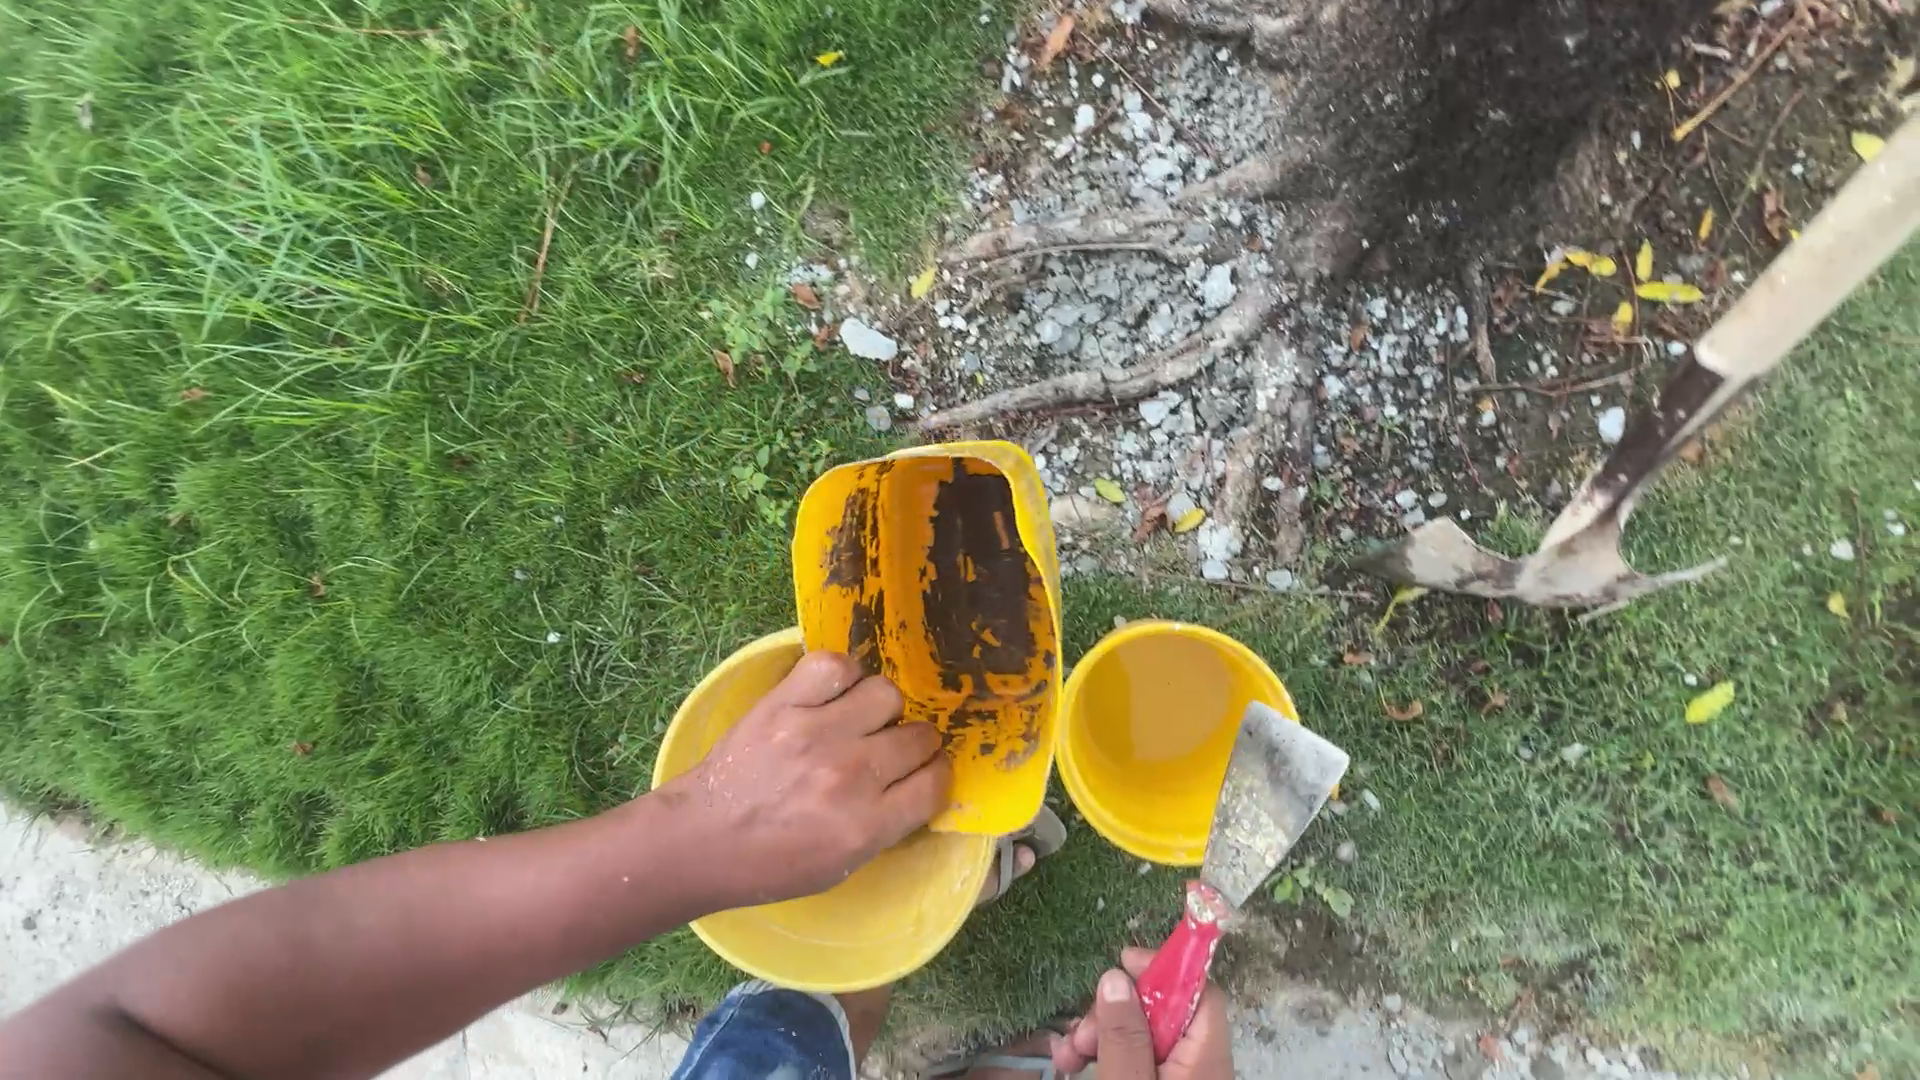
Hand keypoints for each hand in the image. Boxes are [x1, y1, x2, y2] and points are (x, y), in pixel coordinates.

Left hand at [662, 651, 950, 907]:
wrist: (699, 839)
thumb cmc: (772, 863)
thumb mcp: (842, 865)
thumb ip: (888, 822)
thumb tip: (923, 778)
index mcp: (866, 826)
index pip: (937, 782)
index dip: (933, 774)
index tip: (920, 772)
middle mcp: (849, 775)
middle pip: (919, 736)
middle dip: (912, 744)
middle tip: (885, 748)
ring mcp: (815, 733)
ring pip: (887, 693)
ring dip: (880, 707)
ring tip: (858, 718)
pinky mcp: (783, 703)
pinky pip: (836, 665)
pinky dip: (841, 675)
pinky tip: (832, 694)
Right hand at [1049, 948, 1231, 1079]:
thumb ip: (1124, 1037)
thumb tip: (1115, 976)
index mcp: (1206, 1058)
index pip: (1199, 990)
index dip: (1164, 966)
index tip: (1123, 961)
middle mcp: (1199, 1065)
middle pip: (1163, 1011)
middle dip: (1116, 1009)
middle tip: (1083, 1031)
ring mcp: (1178, 1078)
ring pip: (1142, 1036)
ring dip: (1102, 1034)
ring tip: (1068, 1053)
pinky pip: (1135, 1060)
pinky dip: (1107, 1054)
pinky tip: (1075, 1061)